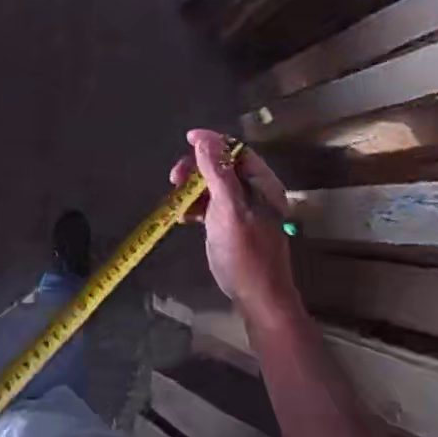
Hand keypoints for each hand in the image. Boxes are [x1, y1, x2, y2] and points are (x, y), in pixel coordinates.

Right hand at [170, 129, 298, 323]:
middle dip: (195, 168)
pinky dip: (193, 205)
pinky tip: (184, 217)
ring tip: (177, 201)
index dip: (213, 142)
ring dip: (191, 187)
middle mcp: (254, 193)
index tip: (186, 139)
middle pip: (220, 166)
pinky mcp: (229, 223)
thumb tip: (204, 139)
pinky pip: (208, 203)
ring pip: (211, 184)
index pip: (237, 151)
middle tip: (175, 178)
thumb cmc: (246, 252)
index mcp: (262, 185)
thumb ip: (216, 172)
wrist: (256, 297)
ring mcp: (242, 209)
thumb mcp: (228, 208)